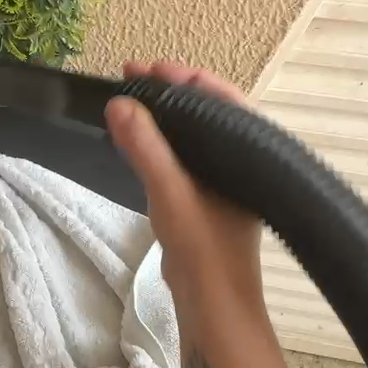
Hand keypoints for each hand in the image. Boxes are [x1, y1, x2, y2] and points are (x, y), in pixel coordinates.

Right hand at [105, 61, 264, 328]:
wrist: (211, 299)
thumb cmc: (202, 245)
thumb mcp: (170, 190)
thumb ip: (145, 147)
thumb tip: (119, 104)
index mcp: (248, 153)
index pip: (221, 99)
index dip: (184, 78)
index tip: (148, 68)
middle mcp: (241, 160)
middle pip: (206, 112)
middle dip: (169, 92)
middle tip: (131, 77)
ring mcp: (222, 179)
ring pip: (192, 134)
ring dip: (162, 116)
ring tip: (130, 101)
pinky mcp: (204, 196)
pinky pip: (181, 155)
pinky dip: (159, 140)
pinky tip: (137, 137)